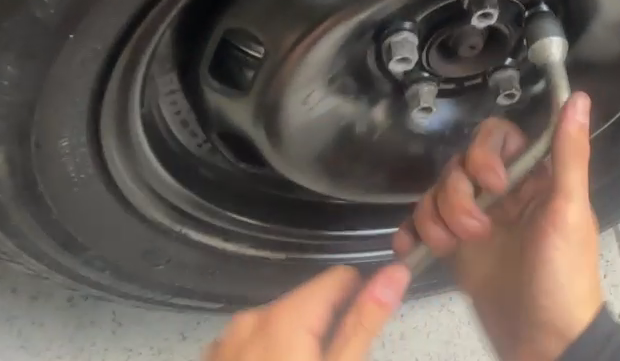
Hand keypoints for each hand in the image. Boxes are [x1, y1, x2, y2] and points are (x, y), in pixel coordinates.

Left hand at [205, 264, 409, 360]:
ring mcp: (223, 347)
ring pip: (280, 327)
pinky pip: (251, 349)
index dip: (359, 303)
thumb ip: (366, 322)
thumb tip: (396, 271)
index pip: (341, 278)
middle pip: (309, 304)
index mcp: (284, 316)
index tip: (358, 343)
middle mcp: (250, 319)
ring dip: (296, 349)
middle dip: (326, 332)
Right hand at [394, 92, 603, 360]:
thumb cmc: (564, 275)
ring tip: (455, 248)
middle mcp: (502, 192)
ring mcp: (476, 221)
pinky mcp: (455, 251)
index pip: (497, 137)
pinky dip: (412, 233)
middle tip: (475, 230)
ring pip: (438, 192)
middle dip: (457, 193)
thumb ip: (570, 154)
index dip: (485, 153)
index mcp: (533, 176)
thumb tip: (579, 97)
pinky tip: (411, 250)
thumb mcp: (570, 211)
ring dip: (437, 217)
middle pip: (460, 164)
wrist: (544, 345)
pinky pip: (423, 226)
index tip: (492, 183)